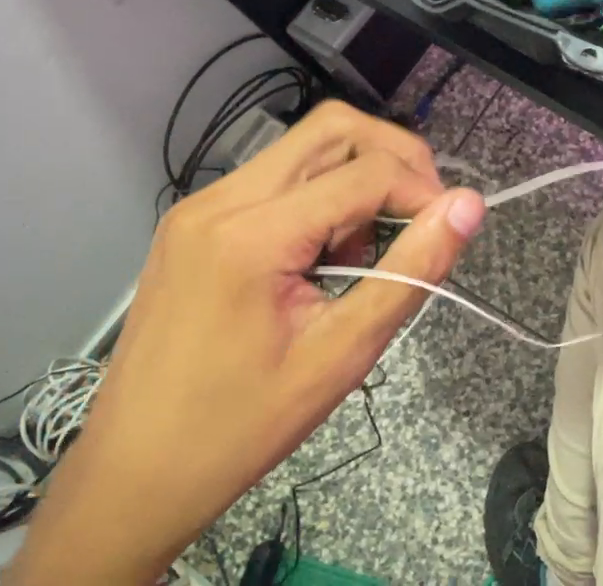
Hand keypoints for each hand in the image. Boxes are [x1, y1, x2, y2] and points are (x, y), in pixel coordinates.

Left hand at [7, 103, 485, 584]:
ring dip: (358, 175)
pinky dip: (321, 195)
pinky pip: (277, 177)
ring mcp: (200, 206)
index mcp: (251, 234)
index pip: (366, 171)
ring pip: (305, 147)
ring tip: (370, 247)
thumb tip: (470, 205)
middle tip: (424, 214)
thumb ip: (411, 272)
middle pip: (333, 128)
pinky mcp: (194, 221)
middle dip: (396, 158)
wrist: (132, 474)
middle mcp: (220, 199)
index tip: (448, 234)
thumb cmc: (241, 426)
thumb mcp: (341, 355)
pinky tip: (328, 254)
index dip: (424, 192)